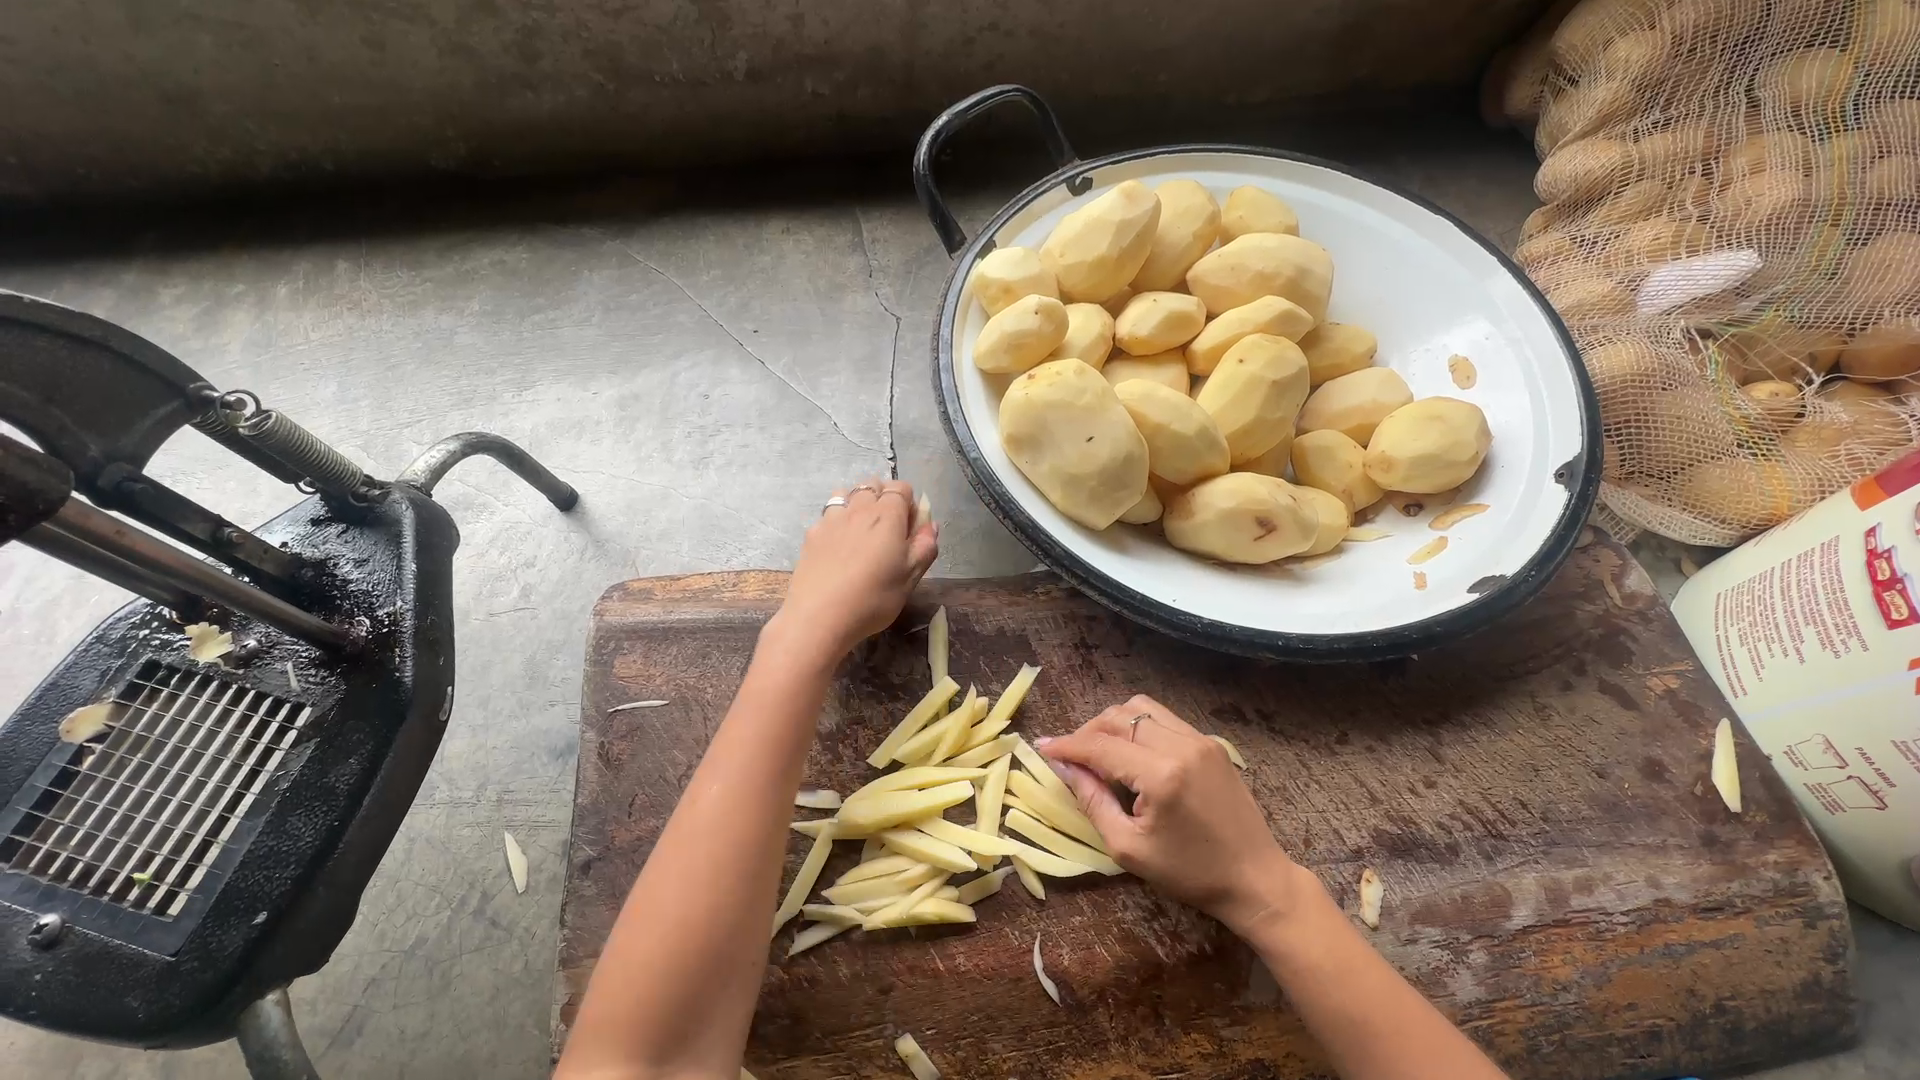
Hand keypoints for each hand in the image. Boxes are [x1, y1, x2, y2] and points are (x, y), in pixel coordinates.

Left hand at [771, 478, 937, 662]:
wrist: (819, 617)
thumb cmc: (874, 598)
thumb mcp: (910, 577)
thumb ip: (924, 547)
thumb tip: (930, 526)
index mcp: (888, 515)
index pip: (901, 488)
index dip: (909, 504)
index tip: (909, 530)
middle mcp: (858, 508)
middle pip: (872, 485)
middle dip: (883, 499)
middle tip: (888, 531)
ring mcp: (831, 519)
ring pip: (846, 494)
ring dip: (857, 504)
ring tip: (860, 533)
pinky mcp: (811, 534)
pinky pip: (828, 515)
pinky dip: (836, 522)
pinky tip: (837, 549)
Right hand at [1039, 696, 1311, 933]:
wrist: (1254, 878)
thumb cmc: (1189, 873)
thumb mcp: (1128, 847)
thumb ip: (1091, 800)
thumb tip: (1062, 767)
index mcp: (1161, 775)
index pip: (1101, 746)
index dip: (1067, 746)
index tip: (1042, 748)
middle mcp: (1181, 745)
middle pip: (1118, 717)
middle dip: (1087, 732)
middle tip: (1071, 758)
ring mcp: (1200, 740)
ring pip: (1141, 708)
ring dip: (1113, 724)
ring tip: (1100, 752)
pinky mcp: (1211, 743)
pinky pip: (1163, 719)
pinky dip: (1139, 727)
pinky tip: (1131, 753)